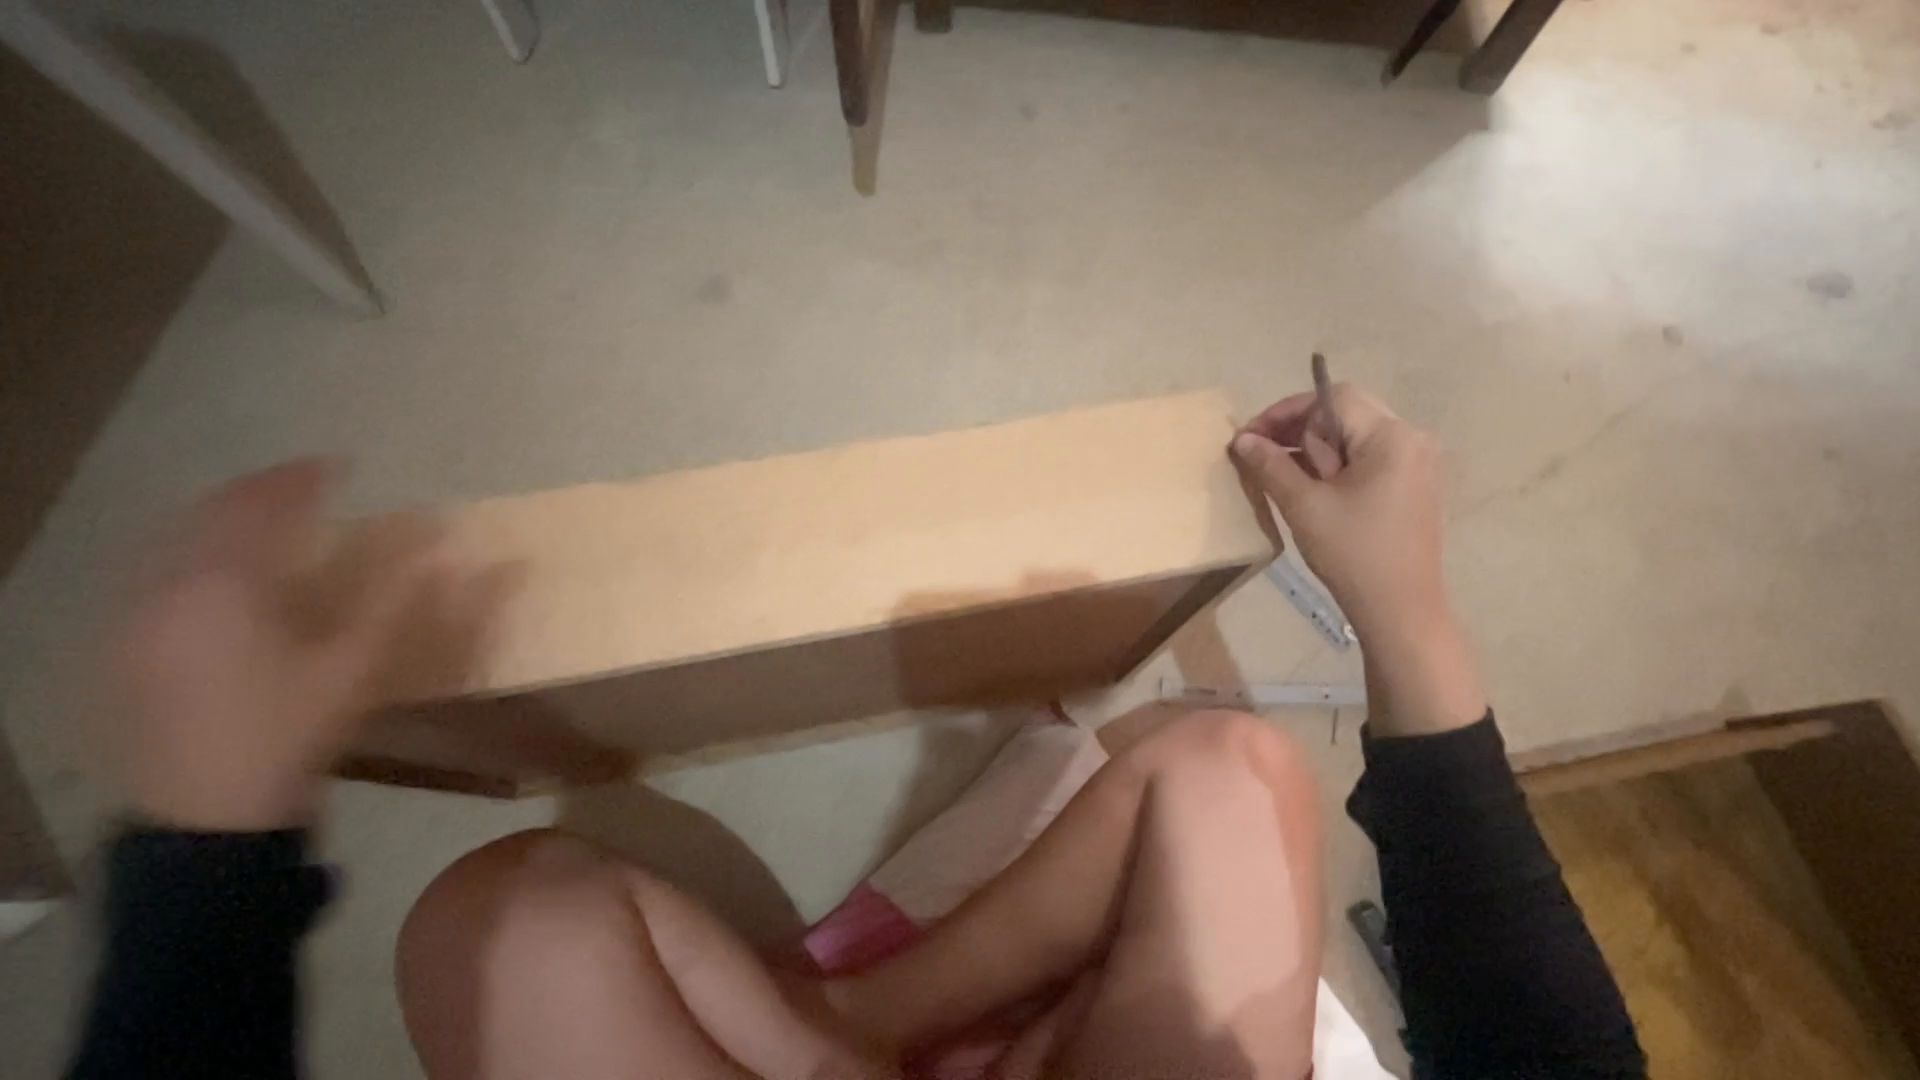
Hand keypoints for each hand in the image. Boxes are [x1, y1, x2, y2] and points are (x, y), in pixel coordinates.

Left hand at [114, 460, 437, 830]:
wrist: (208, 814)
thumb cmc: (292, 731)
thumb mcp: (360, 665)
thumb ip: (403, 599)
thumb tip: (450, 547)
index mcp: (225, 586)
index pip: (261, 506)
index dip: (302, 479)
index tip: (339, 465)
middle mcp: (168, 589)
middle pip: (208, 516)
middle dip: (258, 493)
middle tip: (304, 486)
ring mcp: (137, 620)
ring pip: (177, 545)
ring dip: (225, 523)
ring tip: (270, 523)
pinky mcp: (129, 650)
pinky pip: (162, 577)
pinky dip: (201, 557)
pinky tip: (228, 580)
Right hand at [1232, 384, 1485, 735]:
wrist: (1400, 610)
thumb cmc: (1352, 553)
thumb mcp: (1304, 506)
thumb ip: (1271, 466)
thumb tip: (1242, 440)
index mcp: (1391, 437)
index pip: (1333, 398)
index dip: (1286, 411)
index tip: (1252, 437)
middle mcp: (1412, 440)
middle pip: (1346, 413)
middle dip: (1298, 429)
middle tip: (1262, 456)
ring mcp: (1417, 464)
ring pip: (1355, 436)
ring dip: (1314, 449)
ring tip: (1283, 477)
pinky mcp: (1414, 487)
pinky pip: (1368, 459)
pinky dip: (1335, 465)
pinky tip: (1311, 490)